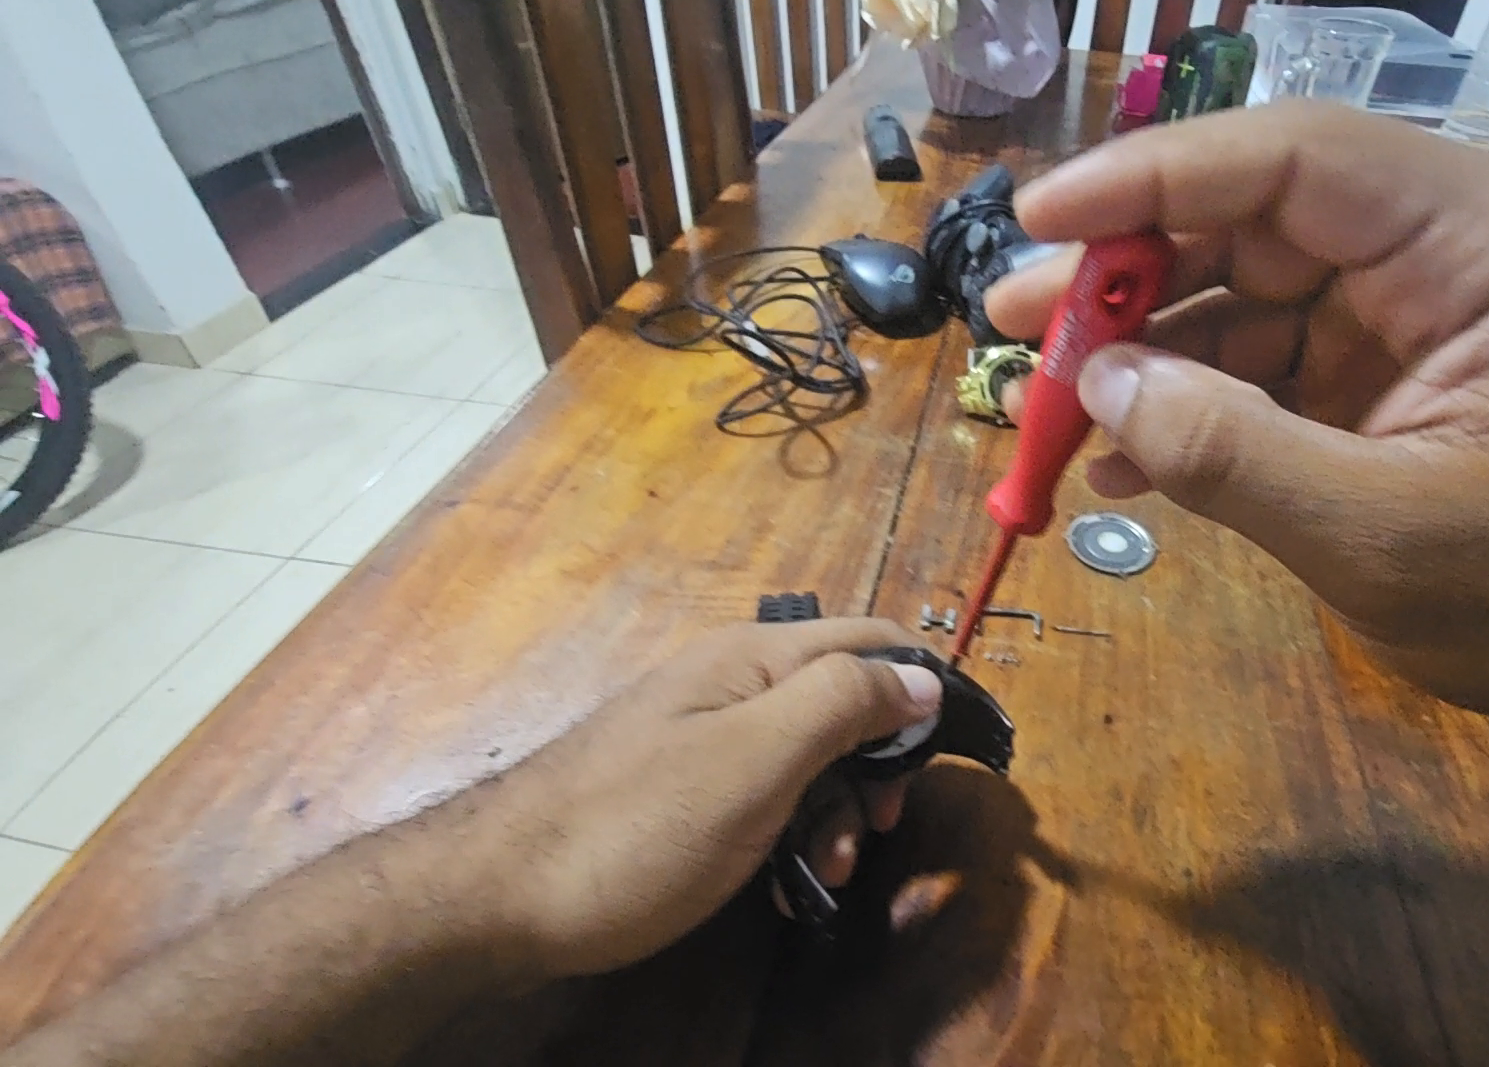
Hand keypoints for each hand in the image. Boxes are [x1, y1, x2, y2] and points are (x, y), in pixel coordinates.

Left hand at [467, 619, 940, 979]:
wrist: (492, 900)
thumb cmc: (639, 824)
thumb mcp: (756, 760)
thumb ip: (842, 703)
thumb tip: (922, 677)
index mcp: (758, 657)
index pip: (871, 638)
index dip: (921, 681)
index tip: (946, 749)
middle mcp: (739, 679)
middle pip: (847, 696)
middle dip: (878, 759)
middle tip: (880, 822)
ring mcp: (714, 730)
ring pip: (814, 750)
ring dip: (838, 805)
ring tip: (830, 865)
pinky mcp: (695, 779)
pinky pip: (773, 787)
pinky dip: (797, 824)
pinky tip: (789, 875)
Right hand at [988, 104, 1488, 730]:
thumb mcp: (1380, 533)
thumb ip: (1232, 454)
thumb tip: (1101, 387)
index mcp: (1483, 242)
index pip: (1291, 163)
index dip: (1150, 181)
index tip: (1041, 217)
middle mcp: (1435, 251)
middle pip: (1243, 227)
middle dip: (1122, 281)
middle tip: (1015, 321)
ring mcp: (1391, 315)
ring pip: (1228, 301)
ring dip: (1133, 357)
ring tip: (1043, 405)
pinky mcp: (1359, 375)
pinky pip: (1245, 370)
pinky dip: (1177, 412)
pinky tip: (1116, 463)